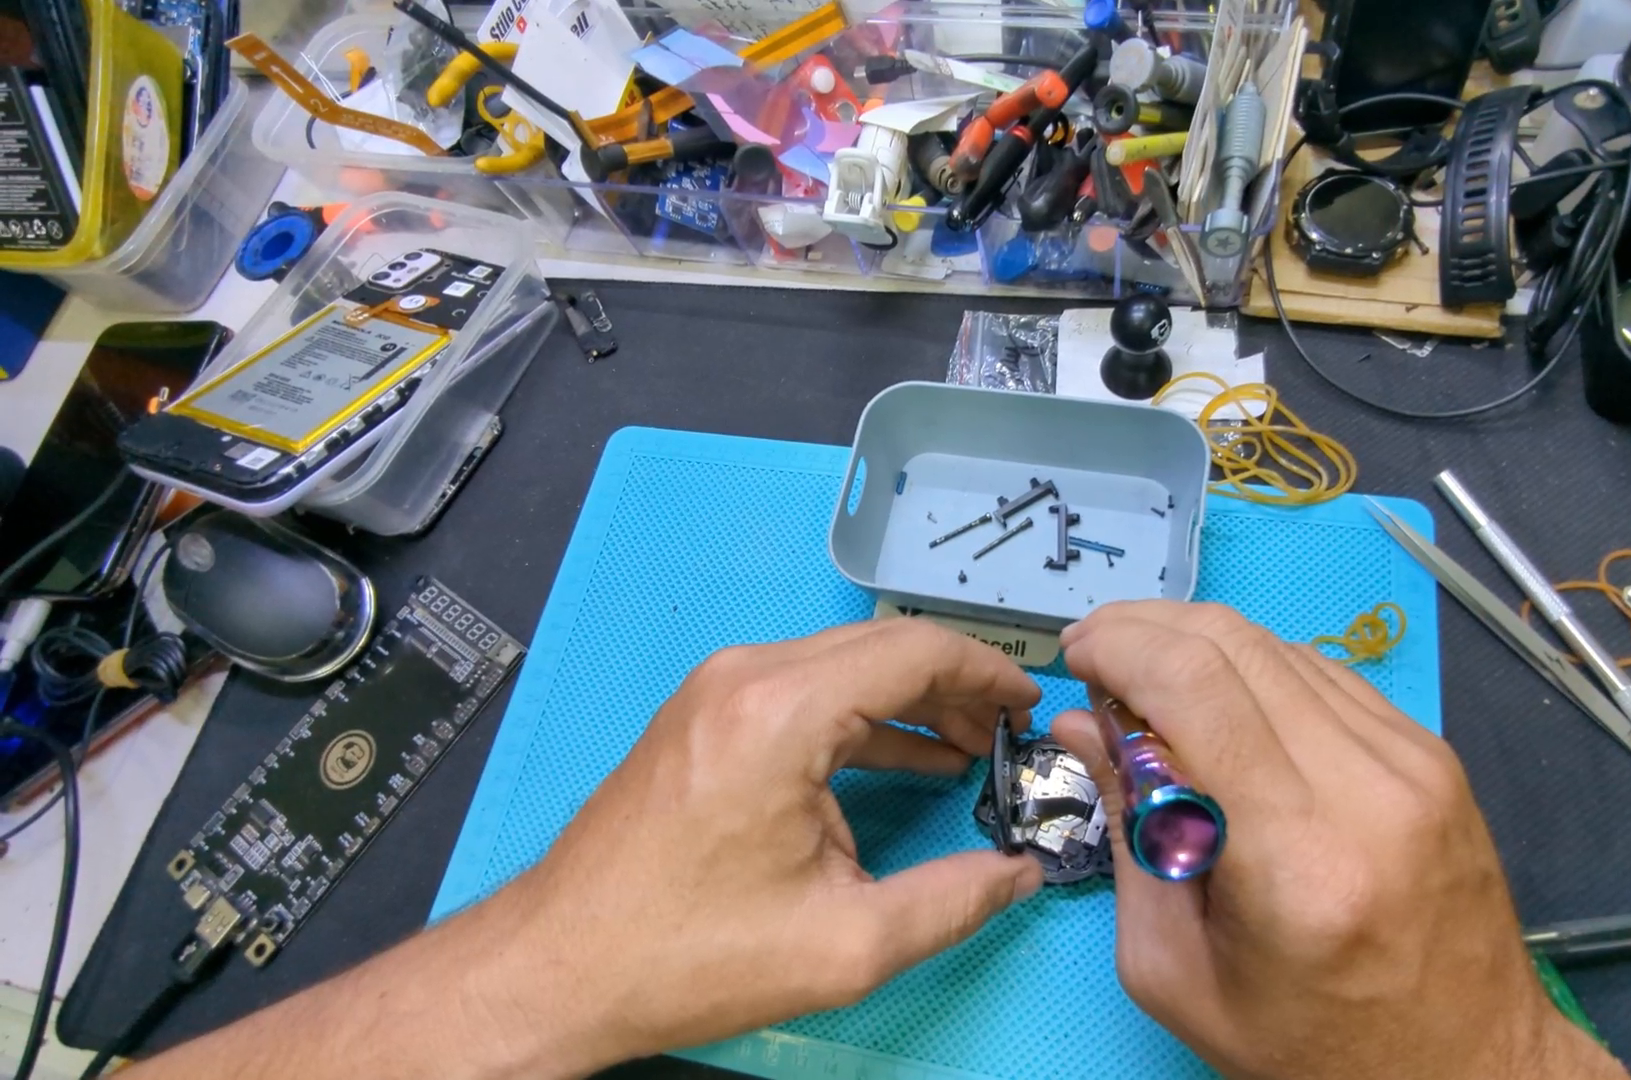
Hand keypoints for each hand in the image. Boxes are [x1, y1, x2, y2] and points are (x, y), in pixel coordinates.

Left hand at [498, 619, 1045, 1070]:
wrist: (554, 965)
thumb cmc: (692, 955)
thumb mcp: (842, 945)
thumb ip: (952, 902)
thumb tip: (1022, 874)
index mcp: (784, 711)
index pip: (913, 651)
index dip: (985, 671)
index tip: (1028, 702)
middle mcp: (752, 673)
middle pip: (884, 648)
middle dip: (957, 684)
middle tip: (1007, 732)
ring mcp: (726, 684)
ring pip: (849, 664)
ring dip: (915, 699)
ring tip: (970, 745)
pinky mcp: (715, 706)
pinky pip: (812, 690)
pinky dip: (867, 716)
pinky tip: (911, 754)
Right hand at [1050, 602, 1626, 1079]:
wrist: (1468, 1068)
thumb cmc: (1302, 1041)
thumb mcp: (1171, 965)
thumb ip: (1123, 829)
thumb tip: (1078, 723)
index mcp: (1293, 859)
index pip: (1194, 691)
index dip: (1121, 649)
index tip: (1076, 656)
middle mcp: (1363, 788)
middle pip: (1229, 644)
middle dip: (1141, 627)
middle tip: (1092, 647)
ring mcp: (1408, 758)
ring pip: (1270, 643)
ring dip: (1187, 637)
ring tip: (1140, 663)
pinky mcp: (1427, 748)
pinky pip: (1312, 667)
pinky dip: (1243, 662)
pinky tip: (1211, 688)